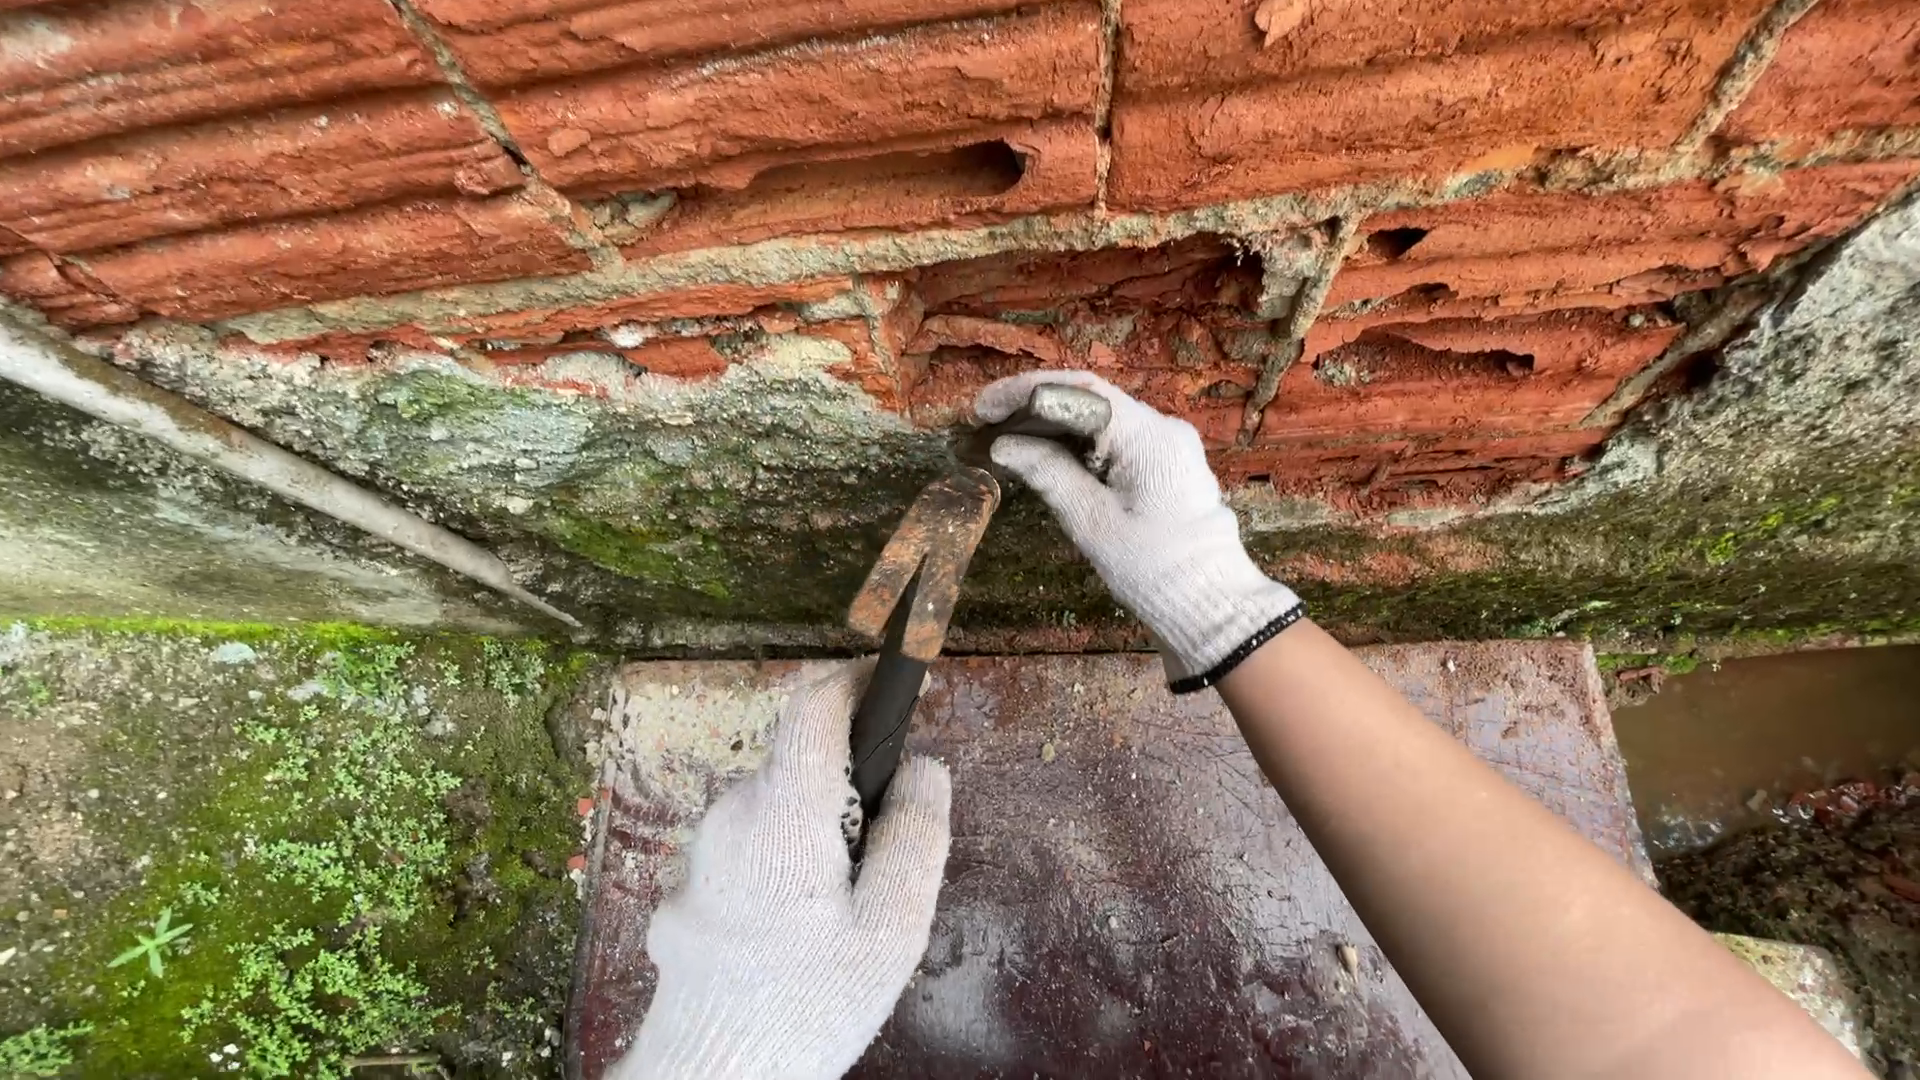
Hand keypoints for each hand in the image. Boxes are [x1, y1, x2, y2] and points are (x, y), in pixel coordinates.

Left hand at [613, 662, 951, 1079]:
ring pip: (774, 805)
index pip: (813, 704)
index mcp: (783, 811)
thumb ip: (916, 833)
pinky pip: (748, 844)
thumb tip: (922, 766)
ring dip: (814, 825)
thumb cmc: (809, 1002)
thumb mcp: (892, 928)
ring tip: (839, 905)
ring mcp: (700, 850)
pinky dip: (782, 857)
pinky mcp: (687, 883)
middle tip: (879, 848)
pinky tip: (793, 926)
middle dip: (845, 779)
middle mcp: (730, 814)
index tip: (886, 682)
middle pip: (798, 761)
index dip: (853, 679)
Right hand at [976, 370, 1301, 691]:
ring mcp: (1166, 446)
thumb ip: (1049, 474)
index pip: (1081, 391)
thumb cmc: (1153, 568)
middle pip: (1089, 400)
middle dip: (1033, 407)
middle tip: (985, 423)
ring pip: (1099, 420)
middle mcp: (1162, 429)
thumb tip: (1004, 447)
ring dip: (1050, 426)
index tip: (984, 407)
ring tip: (1003, 438)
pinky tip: (1040, 455)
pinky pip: (1113, 441)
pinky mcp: (1163, 466)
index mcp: (1150, 437)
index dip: (1025, 392)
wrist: (1210, 604)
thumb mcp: (1092, 522)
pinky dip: (1074, 444)